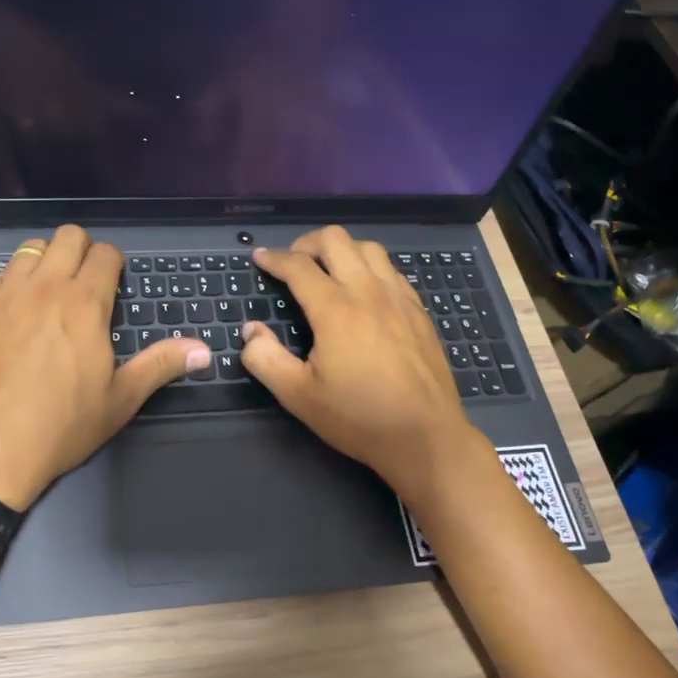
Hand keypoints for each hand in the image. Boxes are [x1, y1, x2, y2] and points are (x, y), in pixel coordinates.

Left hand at [0, 225, 210, 509]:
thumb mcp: (119, 401)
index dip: (114, 265)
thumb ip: (160, 365)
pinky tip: (15, 317)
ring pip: (30, 249)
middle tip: (85, 284)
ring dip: (46, 261)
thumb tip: (203, 349)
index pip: (106, 254)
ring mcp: (4, 295)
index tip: (113, 287)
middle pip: (68, 236)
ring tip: (49, 296)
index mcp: (84, 303)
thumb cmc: (59, 427)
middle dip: (83, 251)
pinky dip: (14, 283)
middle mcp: (43, 286)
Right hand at [240, 226, 480, 499]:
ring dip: (342, 250)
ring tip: (328, 271)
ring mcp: (398, 297)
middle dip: (307, 243)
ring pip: (368, 247)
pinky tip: (364, 291)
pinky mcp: (419, 310)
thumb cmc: (358, 417)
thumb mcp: (298, 397)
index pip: (298, 266)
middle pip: (335, 239)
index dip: (273, 258)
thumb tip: (251, 330)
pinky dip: (370, 267)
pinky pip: (391, 269)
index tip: (259, 258)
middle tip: (293, 263)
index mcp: (335, 309)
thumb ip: (265, 359)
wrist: (426, 437)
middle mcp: (368, 292)